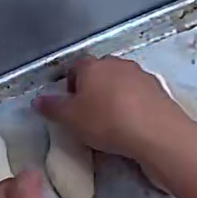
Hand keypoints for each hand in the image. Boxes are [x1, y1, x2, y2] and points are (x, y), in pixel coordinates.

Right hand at [35, 55, 196, 165]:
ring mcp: (140, 74)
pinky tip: (131, 125)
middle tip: (89, 115)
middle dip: (92, 90)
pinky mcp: (158, 89)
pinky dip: (132, 105)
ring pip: (119, 83)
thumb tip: (37, 100)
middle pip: (98, 73)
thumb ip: (52, 108)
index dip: (69, 86)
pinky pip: (137, 95)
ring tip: (111, 122)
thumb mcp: (70, 119)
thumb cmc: (106, 122)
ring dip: (114, 97)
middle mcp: (116, 64)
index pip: (74, 68)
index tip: (71, 107)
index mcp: (91, 66)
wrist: (157, 133)